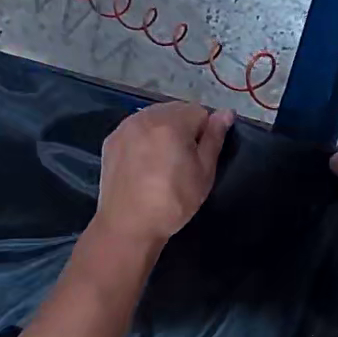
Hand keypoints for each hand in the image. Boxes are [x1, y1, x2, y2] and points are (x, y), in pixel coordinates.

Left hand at [96, 102, 233, 244]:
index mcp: (171, 122)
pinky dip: (143, 138)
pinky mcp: (111, 140)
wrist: (128, 226)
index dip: (205, 133)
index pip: (200, 111)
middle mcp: (145, 117)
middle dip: (183, 128)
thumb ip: (215, 138)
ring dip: (163, 131)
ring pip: (154, 117)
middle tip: (182, 161)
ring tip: (162, 163)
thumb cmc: (172, 202)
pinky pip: (135, 129)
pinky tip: (143, 163)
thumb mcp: (203, 173)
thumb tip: (226, 112)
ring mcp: (124, 127)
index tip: (198, 157)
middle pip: (175, 110)